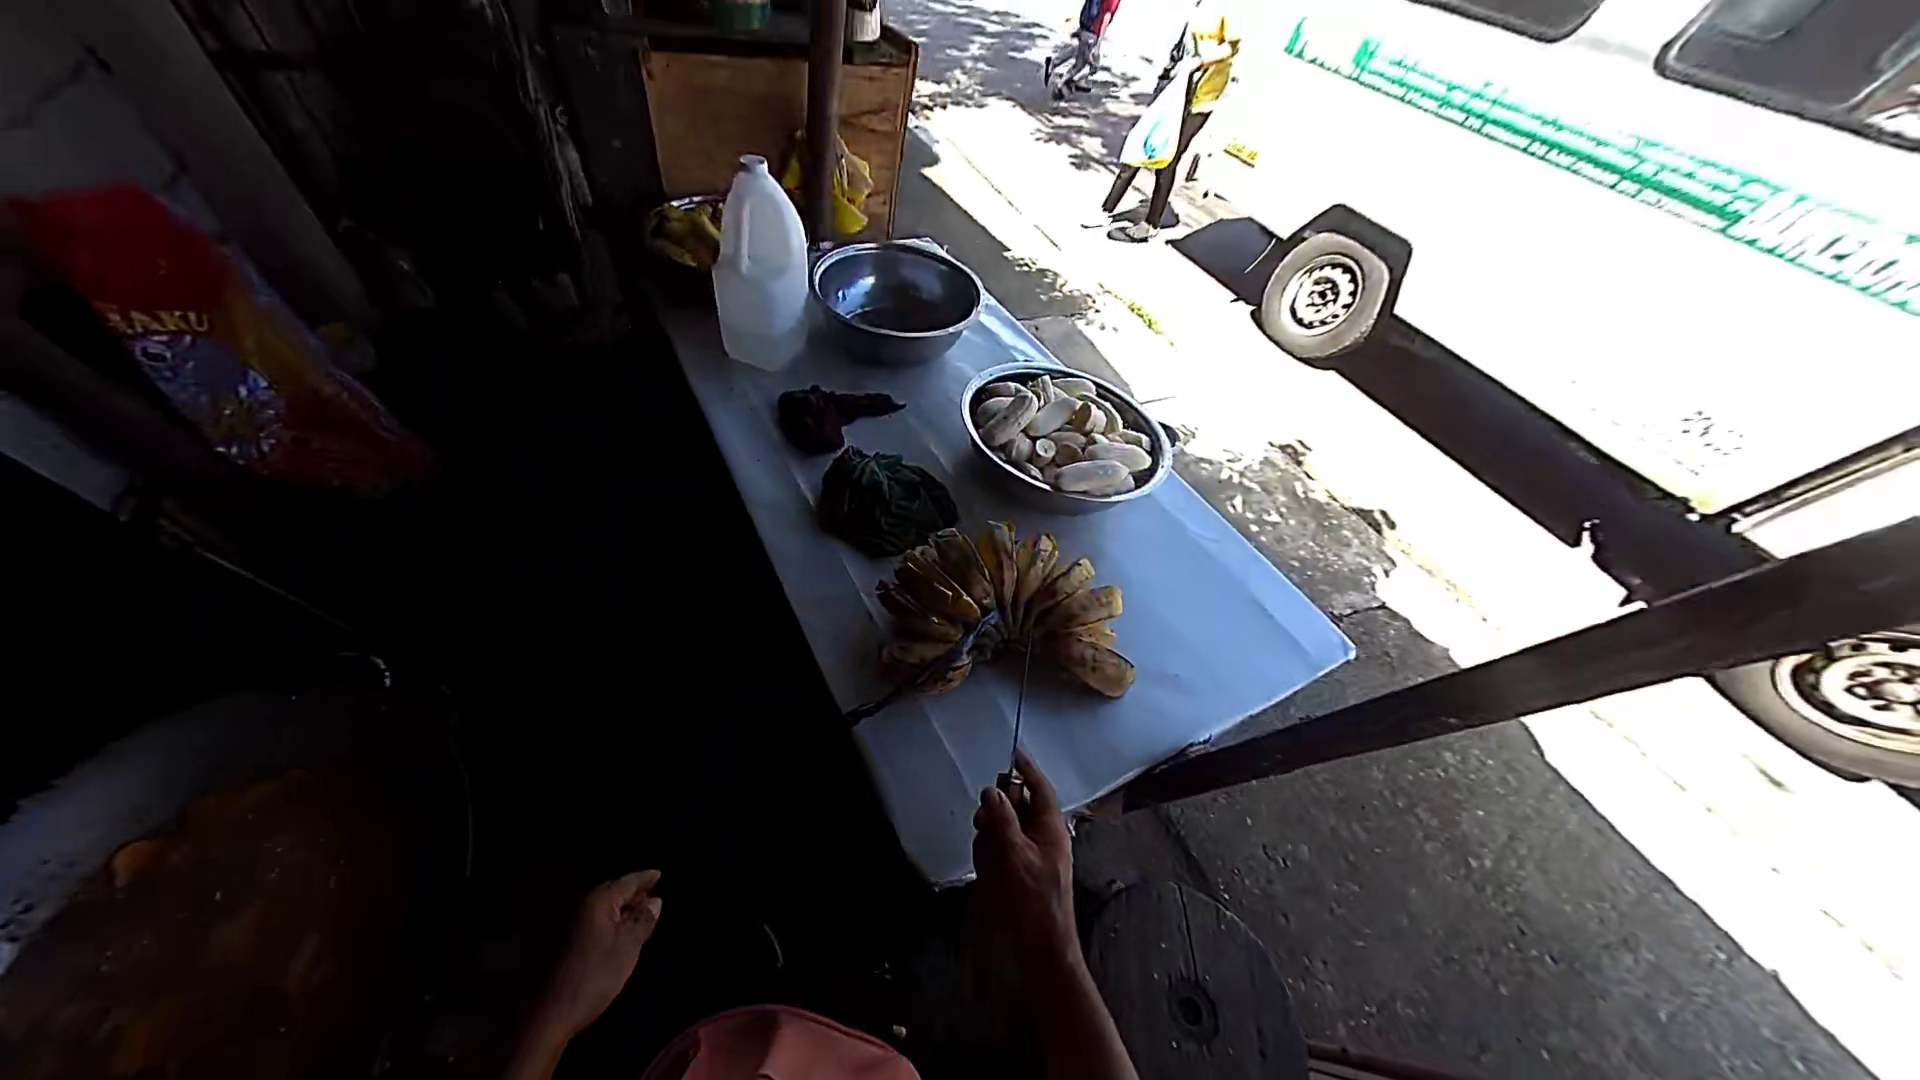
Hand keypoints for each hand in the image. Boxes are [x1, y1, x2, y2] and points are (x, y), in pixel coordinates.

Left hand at [539, 870, 663, 1038]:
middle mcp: (580, 907)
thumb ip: (644, 920)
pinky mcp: (560, 944)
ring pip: (600, 908)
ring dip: (619, 909)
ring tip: (636, 915)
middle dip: (632, 893)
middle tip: (651, 897)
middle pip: (611, 891)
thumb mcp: (628, 947)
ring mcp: (566, 926)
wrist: (548, 1017)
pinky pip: (590, 922)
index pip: (627, 881)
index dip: (645, 877)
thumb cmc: (594, 977)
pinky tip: (615, 934)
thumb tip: (655, 901)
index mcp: (598, 902)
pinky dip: (606, 922)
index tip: (660, 874)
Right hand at [973, 749, 1078, 970]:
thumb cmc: (1034, 902)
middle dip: (997, 811)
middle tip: (984, 822)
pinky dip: (988, 857)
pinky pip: (995, 851)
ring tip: (989, 860)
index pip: (1040, 788)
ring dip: (989, 837)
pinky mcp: (1013, 872)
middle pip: (1014, 806)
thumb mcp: (1016, 857)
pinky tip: (988, 874)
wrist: (1040, 952)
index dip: (1027, 769)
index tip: (1012, 750)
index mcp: (1050, 828)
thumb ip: (1002, 821)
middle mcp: (1040, 836)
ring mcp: (1026, 855)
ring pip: (1000, 828)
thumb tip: (991, 791)